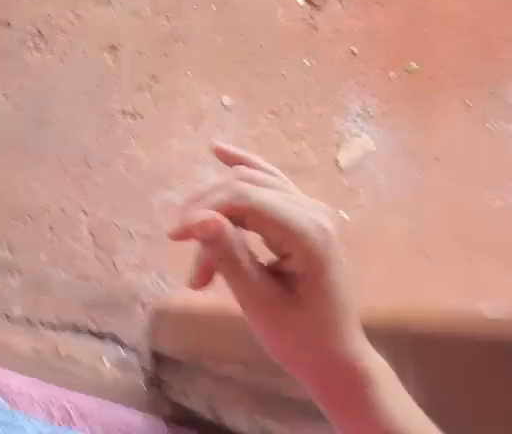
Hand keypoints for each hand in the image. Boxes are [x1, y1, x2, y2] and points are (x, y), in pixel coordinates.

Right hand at [169, 144, 371, 400]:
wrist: (337, 360)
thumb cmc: (300, 340)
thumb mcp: (259, 303)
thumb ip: (228, 255)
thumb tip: (195, 218)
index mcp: (308, 232)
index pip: (244, 198)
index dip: (204, 209)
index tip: (174, 236)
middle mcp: (313, 209)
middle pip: (244, 187)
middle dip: (206, 211)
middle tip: (180, 244)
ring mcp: (311, 208)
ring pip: (251, 184)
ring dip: (216, 207)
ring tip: (191, 239)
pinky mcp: (304, 214)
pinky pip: (268, 182)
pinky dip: (242, 169)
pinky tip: (217, 151)